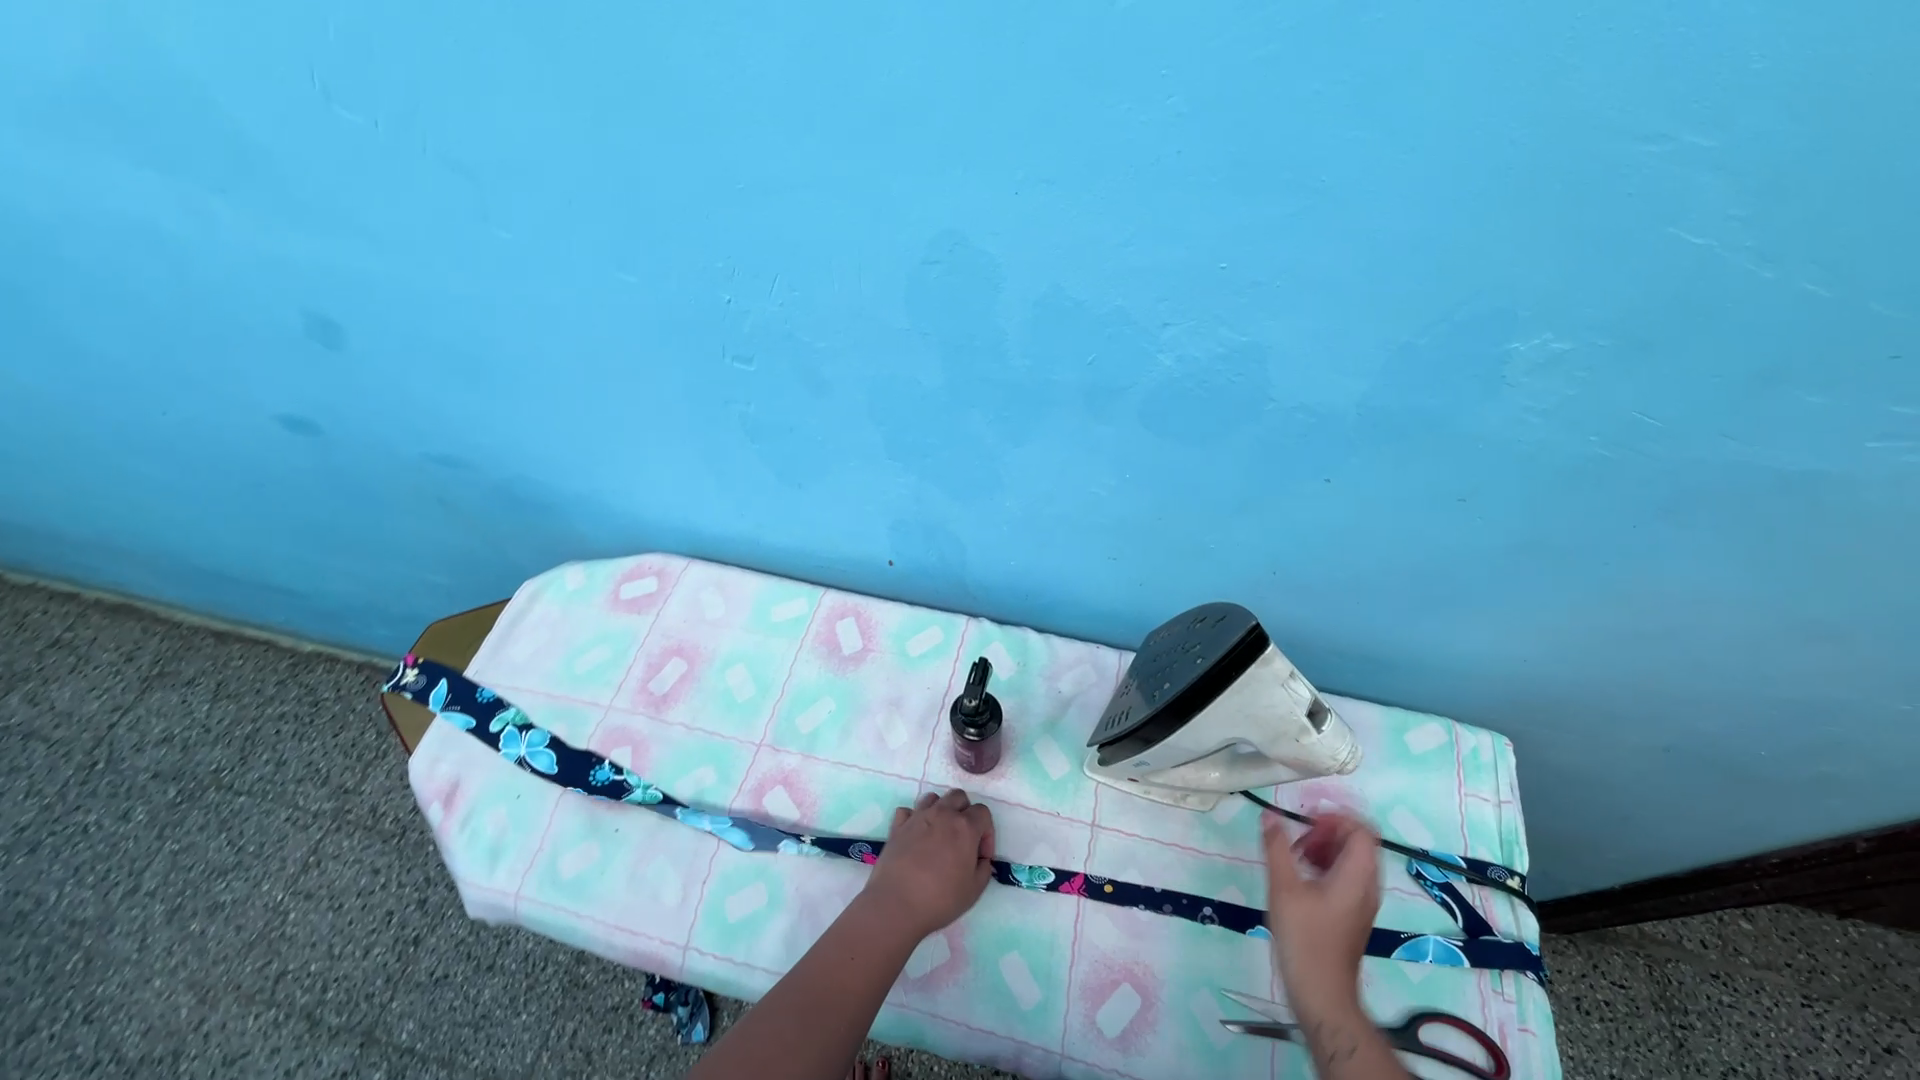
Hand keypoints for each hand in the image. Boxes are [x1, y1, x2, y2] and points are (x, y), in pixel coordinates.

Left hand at [862, 789, 994, 938]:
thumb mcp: (975, 889)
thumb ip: (983, 868)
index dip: (987, 833)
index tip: (980, 855)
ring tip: (939, 835)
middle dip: (965, 813)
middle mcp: (941, 814)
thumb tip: (980, 859)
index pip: (983, 812)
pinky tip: (915, 837)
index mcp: (965, 827)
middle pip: (958, 797)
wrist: (896, 904)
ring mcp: (916, 817)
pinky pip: (908, 811)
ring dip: (940, 811)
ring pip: (933, 798)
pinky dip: (914, 819)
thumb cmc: (940, 899)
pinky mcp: (896, 826)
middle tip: (962, 840)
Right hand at [1260, 811, 1381, 1020]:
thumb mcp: (1283, 887)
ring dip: (1324, 850)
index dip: (1334, 817)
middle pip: (1358, 842)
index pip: (1361, 829)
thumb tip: (1270, 815)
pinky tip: (1301, 880)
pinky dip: (1326, 868)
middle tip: (1296, 841)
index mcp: (1357, 874)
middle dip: (1326, 832)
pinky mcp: (1354, 914)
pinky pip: (1347, 877)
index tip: (1304, 822)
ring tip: (1294, 858)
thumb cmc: (1304, 938)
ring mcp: (1363, 901)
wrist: (1321, 991)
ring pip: (1352, 860)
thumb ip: (1277, 847)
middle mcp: (1367, 885)